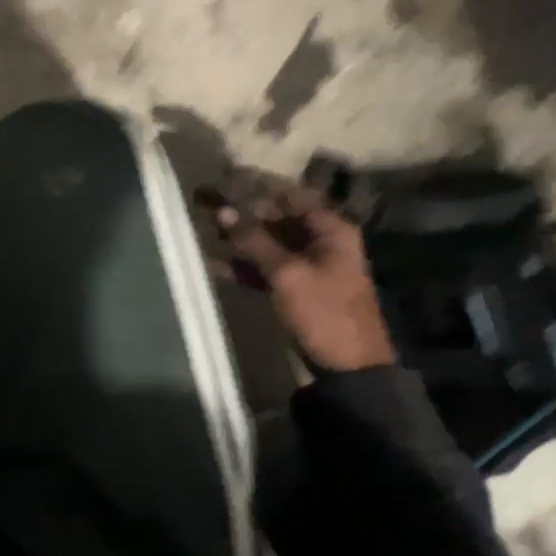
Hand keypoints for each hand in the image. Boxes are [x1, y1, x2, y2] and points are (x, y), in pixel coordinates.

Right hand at [214, 188, 395, 372]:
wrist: (350, 369)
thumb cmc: (324, 312)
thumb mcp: (287, 273)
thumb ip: (254, 240)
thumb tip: (222, 211)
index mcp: (330, 231)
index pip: (290, 197)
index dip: (257, 191)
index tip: (223, 187)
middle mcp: (322, 242)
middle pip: (277, 219)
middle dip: (242, 217)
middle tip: (208, 214)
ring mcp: (310, 266)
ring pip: (268, 243)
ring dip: (240, 242)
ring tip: (206, 238)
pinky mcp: (298, 287)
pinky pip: (267, 268)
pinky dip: (245, 267)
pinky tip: (216, 267)